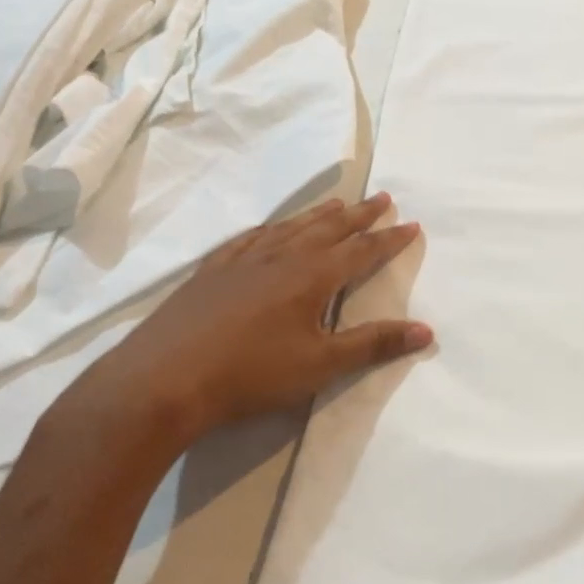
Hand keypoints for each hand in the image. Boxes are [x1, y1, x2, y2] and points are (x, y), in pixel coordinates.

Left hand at [76, 193, 432, 445]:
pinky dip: (267, 230)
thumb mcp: (320, 366)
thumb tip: (426, 331)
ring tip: (335, 204)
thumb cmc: (249, 375)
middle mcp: (281, 259)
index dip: (389, 239)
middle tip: (381, 198)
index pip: (362, 251)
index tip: (411, 224)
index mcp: (312, 277)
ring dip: (317, 216)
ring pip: (289, 229)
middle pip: (329, 230)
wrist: (157, 385)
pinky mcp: (208, 275)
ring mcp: (240, 263)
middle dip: (359, 215)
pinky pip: (246, 241)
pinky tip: (267, 230)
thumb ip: (373, 345)